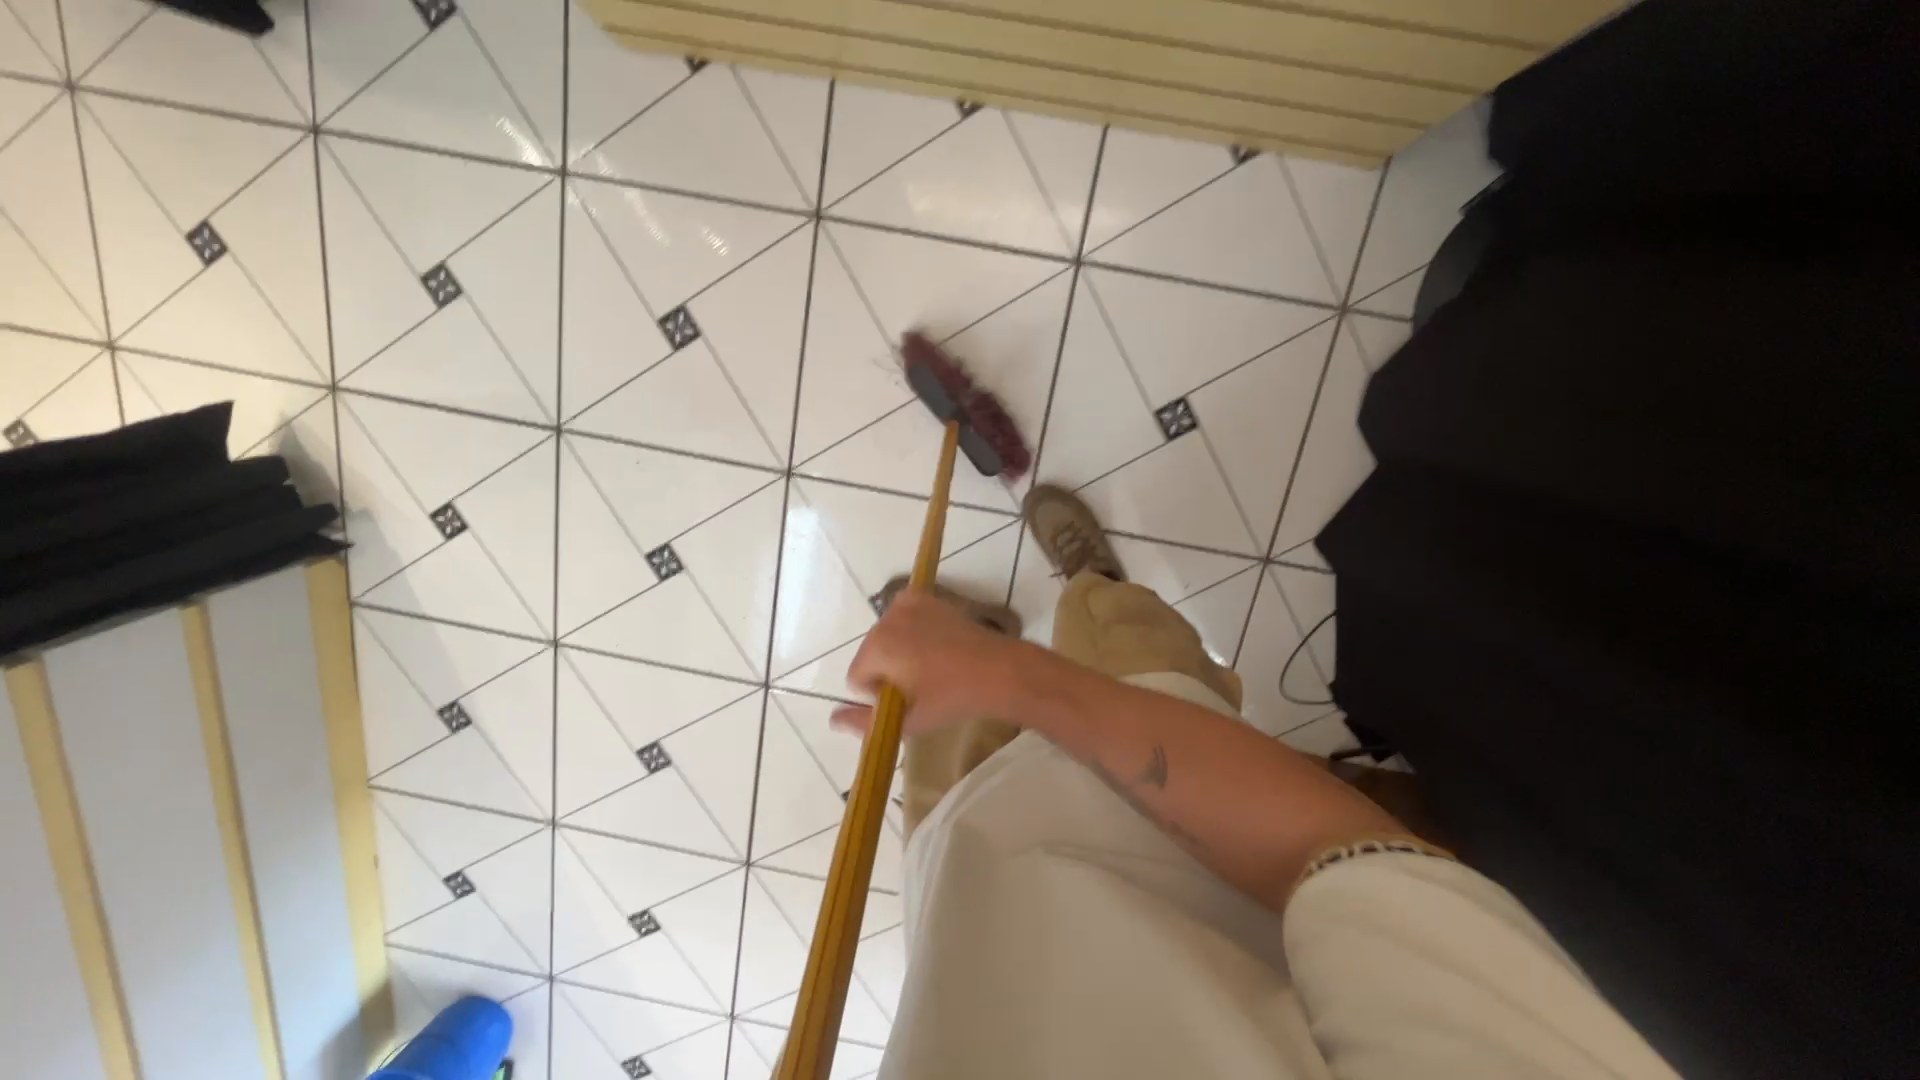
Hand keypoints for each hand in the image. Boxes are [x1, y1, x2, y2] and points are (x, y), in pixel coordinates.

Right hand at [829, 589, 1034, 736]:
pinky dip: (911, 629)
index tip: (908, 699)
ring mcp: (908, 604)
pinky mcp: (928, 598)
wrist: (998, 670)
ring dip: (900, 651)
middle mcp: (886, 619)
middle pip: (871, 654)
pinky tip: (934, 644)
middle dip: (888, 670)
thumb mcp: (907, 720)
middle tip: (922, 684)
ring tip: (932, 667)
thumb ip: (864, 723)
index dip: (879, 694)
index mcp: (876, 647)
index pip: (856, 678)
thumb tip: (832, 720)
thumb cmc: (951, 698)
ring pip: (887, 637)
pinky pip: (904, 617)